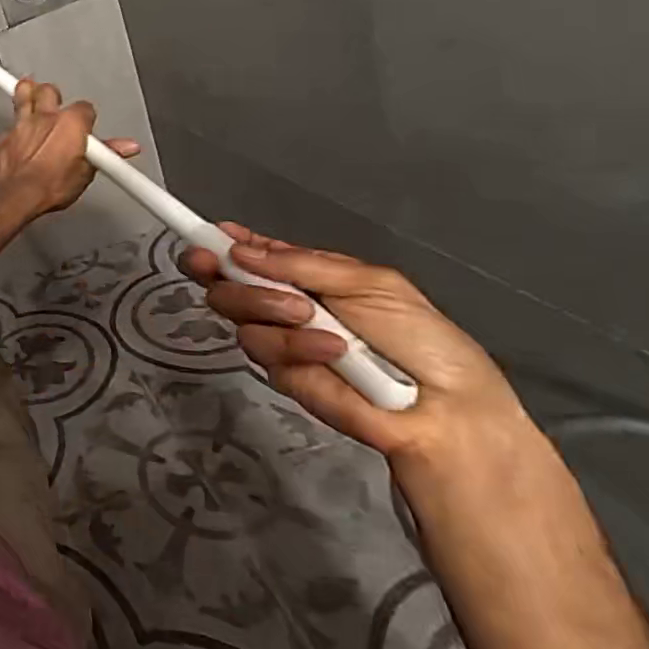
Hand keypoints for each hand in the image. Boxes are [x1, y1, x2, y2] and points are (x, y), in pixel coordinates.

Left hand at [0, 79, 138, 217]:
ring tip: (32, 95)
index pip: (85, 108)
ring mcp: (22, 124)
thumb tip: (126, 147)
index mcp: (71, 122)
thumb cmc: (50, 185)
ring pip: (24, 94)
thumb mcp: (86, 173)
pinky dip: (14, 125)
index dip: (86, 118)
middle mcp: (45, 117)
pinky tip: (16, 132)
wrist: (16, 195)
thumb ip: (105, 155)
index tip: (87, 129)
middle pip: (49, 90)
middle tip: (56, 104)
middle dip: (53, 95)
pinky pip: (9, 122)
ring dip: (28, 93)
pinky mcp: (4, 137)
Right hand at [179, 225, 537, 474]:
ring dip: (267, 309)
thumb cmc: (421, 339)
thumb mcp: (369, 282)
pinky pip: (262, 350)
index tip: (205, 237)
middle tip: (229, 270)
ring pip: (238, 315)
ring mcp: (279, 340)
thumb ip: (302, 265)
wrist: (444, 411)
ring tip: (314, 321)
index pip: (250, 255)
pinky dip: (294, 346)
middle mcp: (282, 304)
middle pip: (226, 283)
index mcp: (304, 275)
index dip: (223, 244)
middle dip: (227, 274)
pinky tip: (331, 352)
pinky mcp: (281, 376)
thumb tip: (239, 251)